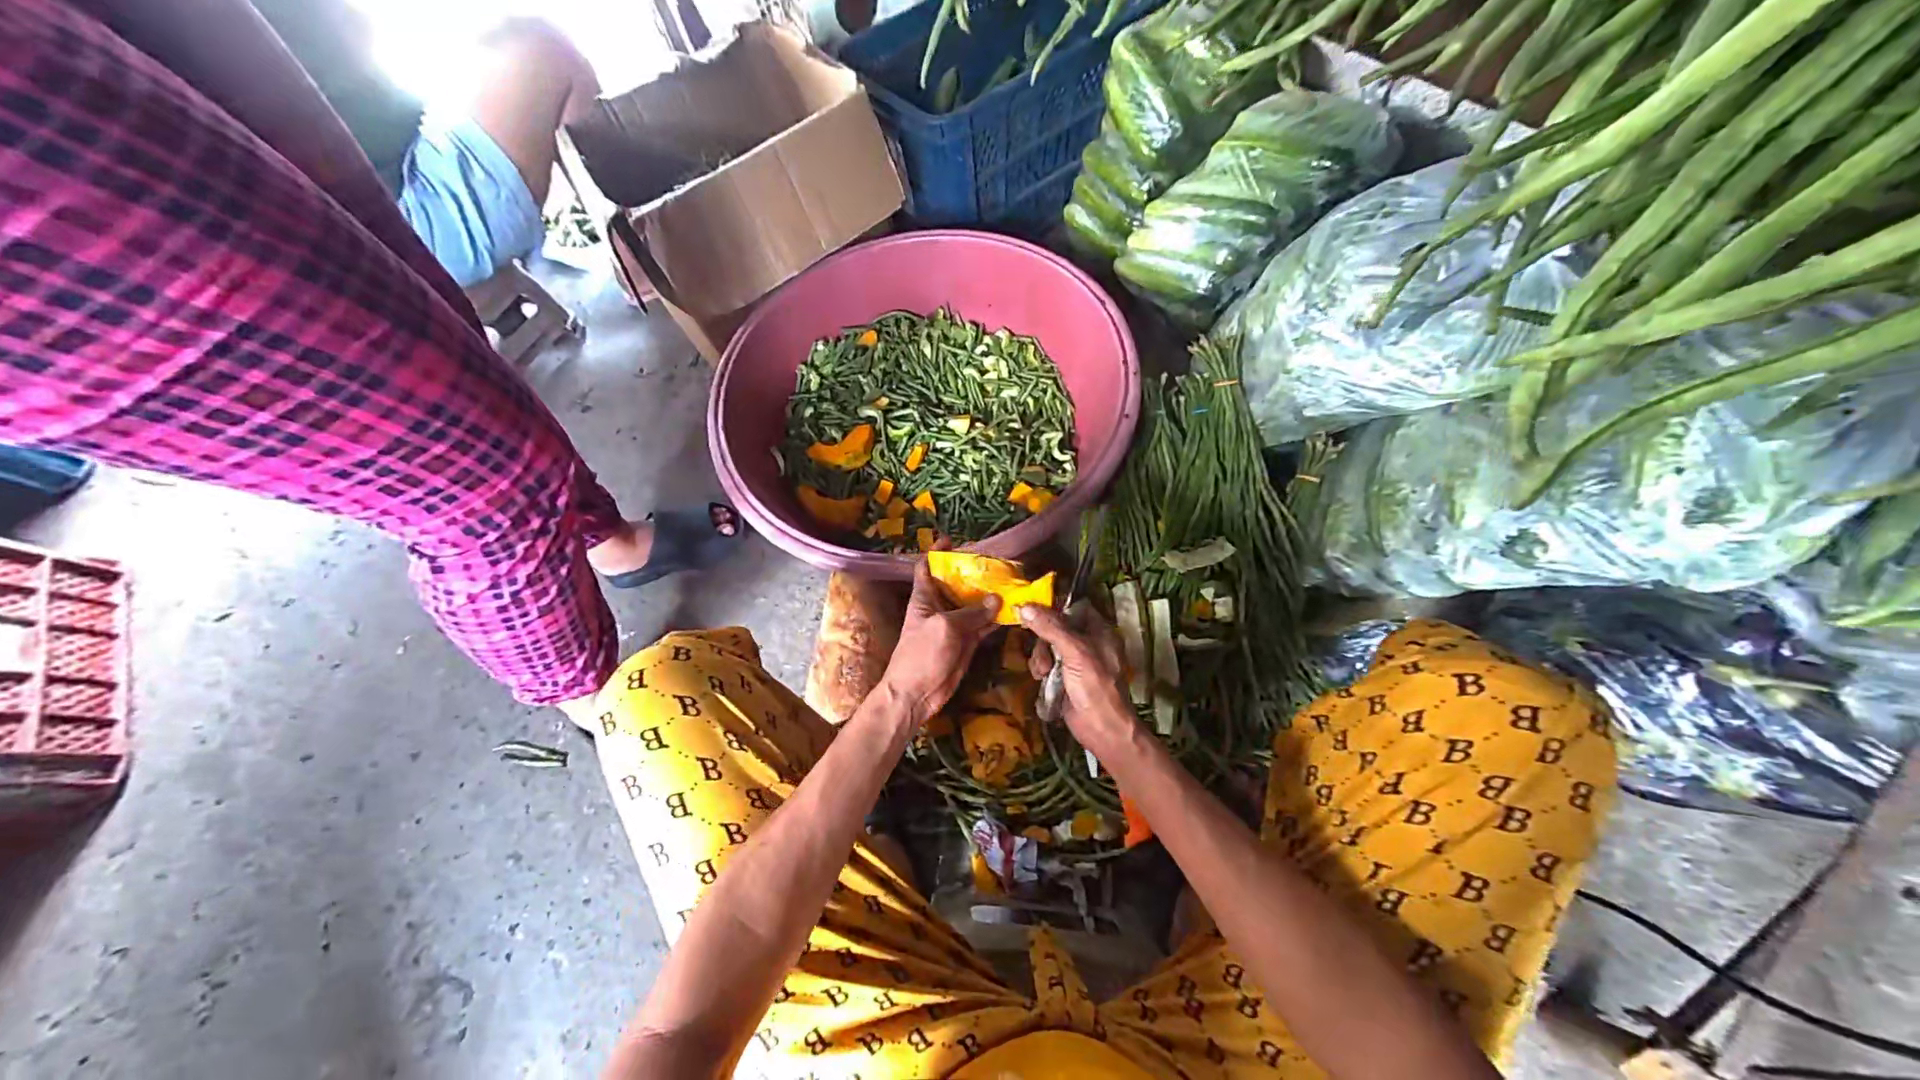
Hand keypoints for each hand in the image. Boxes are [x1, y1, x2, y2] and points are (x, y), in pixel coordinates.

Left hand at [874, 558, 1001, 724]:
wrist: (916, 694)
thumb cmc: (922, 655)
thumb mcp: (945, 627)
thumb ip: (971, 613)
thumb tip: (997, 599)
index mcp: (925, 597)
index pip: (928, 567)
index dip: (937, 553)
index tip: (951, 539)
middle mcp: (939, 607)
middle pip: (957, 583)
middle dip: (974, 572)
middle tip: (998, 561)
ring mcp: (954, 625)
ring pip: (974, 604)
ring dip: (991, 595)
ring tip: (1013, 580)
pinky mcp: (966, 642)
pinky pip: (983, 625)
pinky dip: (996, 618)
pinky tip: (1013, 610)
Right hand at [1019, 604, 1137, 756]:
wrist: (1101, 729)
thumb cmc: (1095, 686)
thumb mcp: (1075, 652)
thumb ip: (1051, 628)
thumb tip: (1025, 607)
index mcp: (1099, 631)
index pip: (1075, 607)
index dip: (1055, 607)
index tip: (1033, 610)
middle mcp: (1088, 642)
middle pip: (1056, 627)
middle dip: (1044, 640)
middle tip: (1042, 653)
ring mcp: (1076, 661)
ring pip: (1048, 646)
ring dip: (1040, 657)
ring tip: (1042, 672)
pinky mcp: (1065, 677)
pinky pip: (1046, 664)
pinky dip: (1041, 670)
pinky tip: (1041, 679)